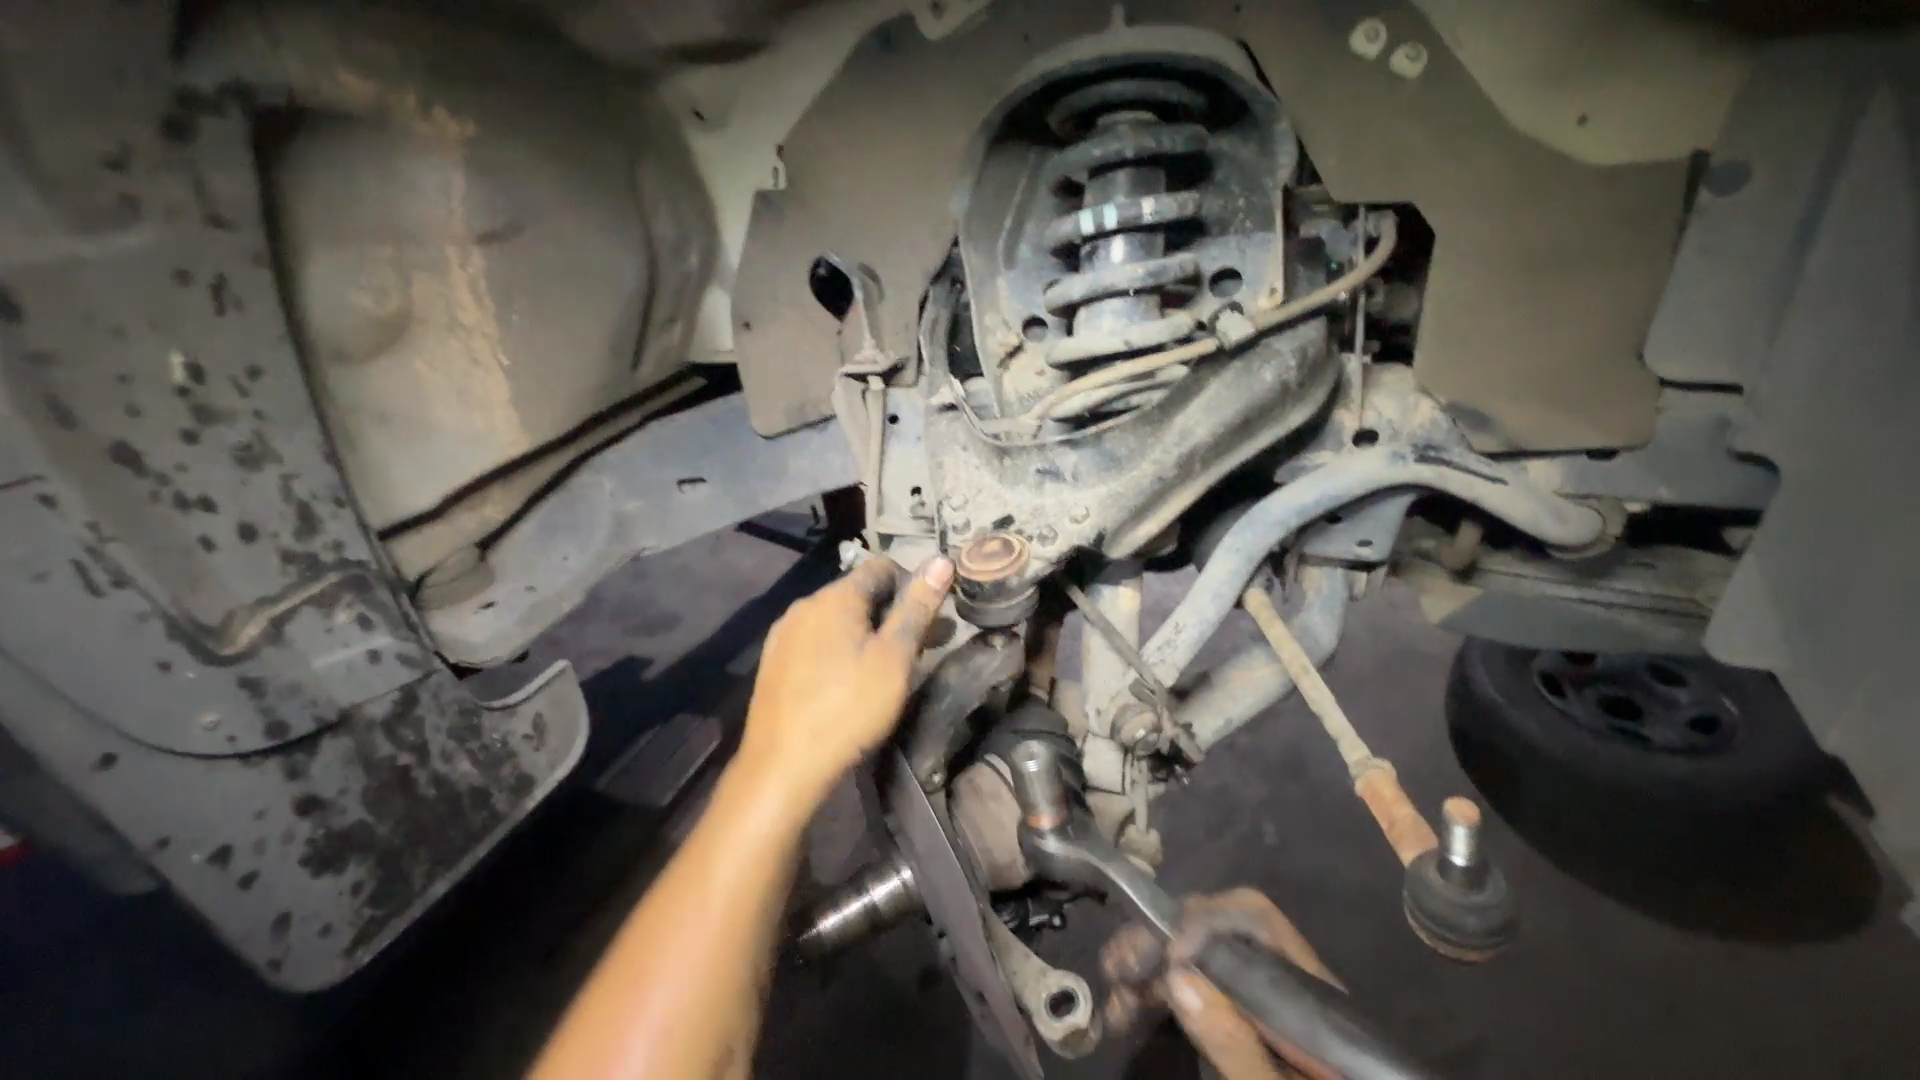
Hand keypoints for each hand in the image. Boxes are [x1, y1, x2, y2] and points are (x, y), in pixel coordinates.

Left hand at [740, 554, 955, 803]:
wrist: (783, 766)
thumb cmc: (848, 709)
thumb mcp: (894, 659)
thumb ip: (917, 608)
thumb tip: (941, 559)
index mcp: (834, 597)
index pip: (881, 568)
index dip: (912, 585)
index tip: (931, 617)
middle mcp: (804, 605)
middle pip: (858, 594)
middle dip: (891, 614)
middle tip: (919, 649)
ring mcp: (784, 634)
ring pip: (836, 620)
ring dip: (866, 633)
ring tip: (888, 669)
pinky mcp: (774, 662)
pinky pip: (816, 642)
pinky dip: (839, 650)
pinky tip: (849, 682)